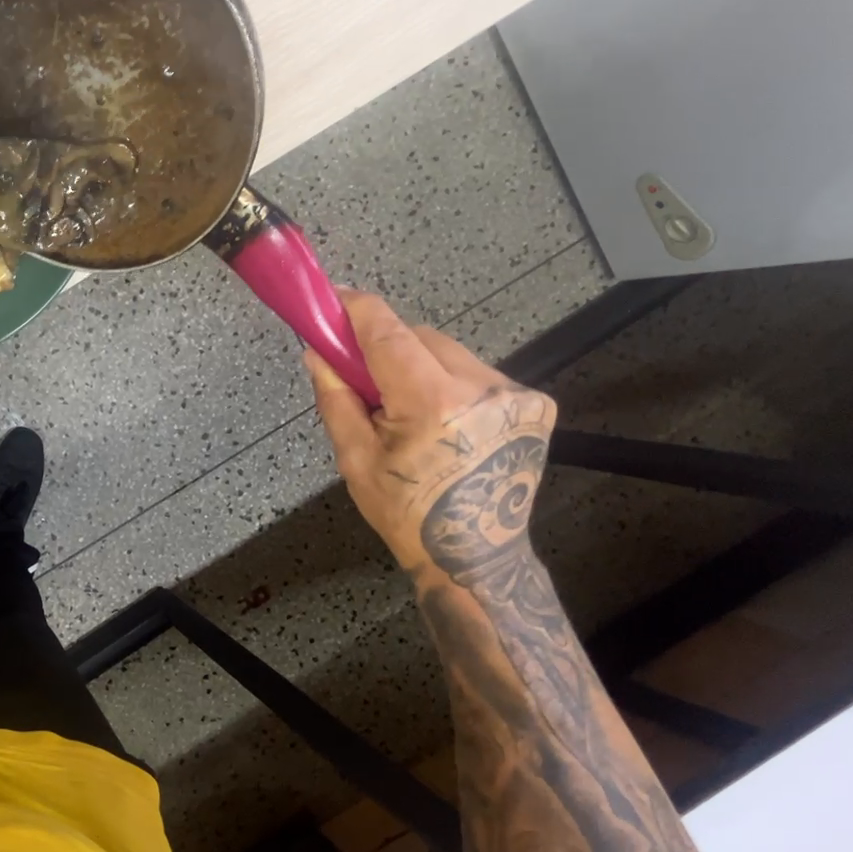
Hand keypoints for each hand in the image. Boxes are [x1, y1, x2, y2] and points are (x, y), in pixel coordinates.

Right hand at [306, 289, 556, 574]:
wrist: (474, 555)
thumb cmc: (404, 512)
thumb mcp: (355, 459)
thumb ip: (336, 399)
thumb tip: (317, 353)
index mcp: (432, 404)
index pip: (389, 333)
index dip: (359, 310)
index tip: (334, 297)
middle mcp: (482, 388)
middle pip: (421, 337)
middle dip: (386, 344)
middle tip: (361, 373)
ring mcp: (516, 394)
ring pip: (450, 352)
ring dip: (418, 364)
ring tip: (402, 407)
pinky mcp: (535, 404)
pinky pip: (476, 373)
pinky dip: (447, 381)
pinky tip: (438, 418)